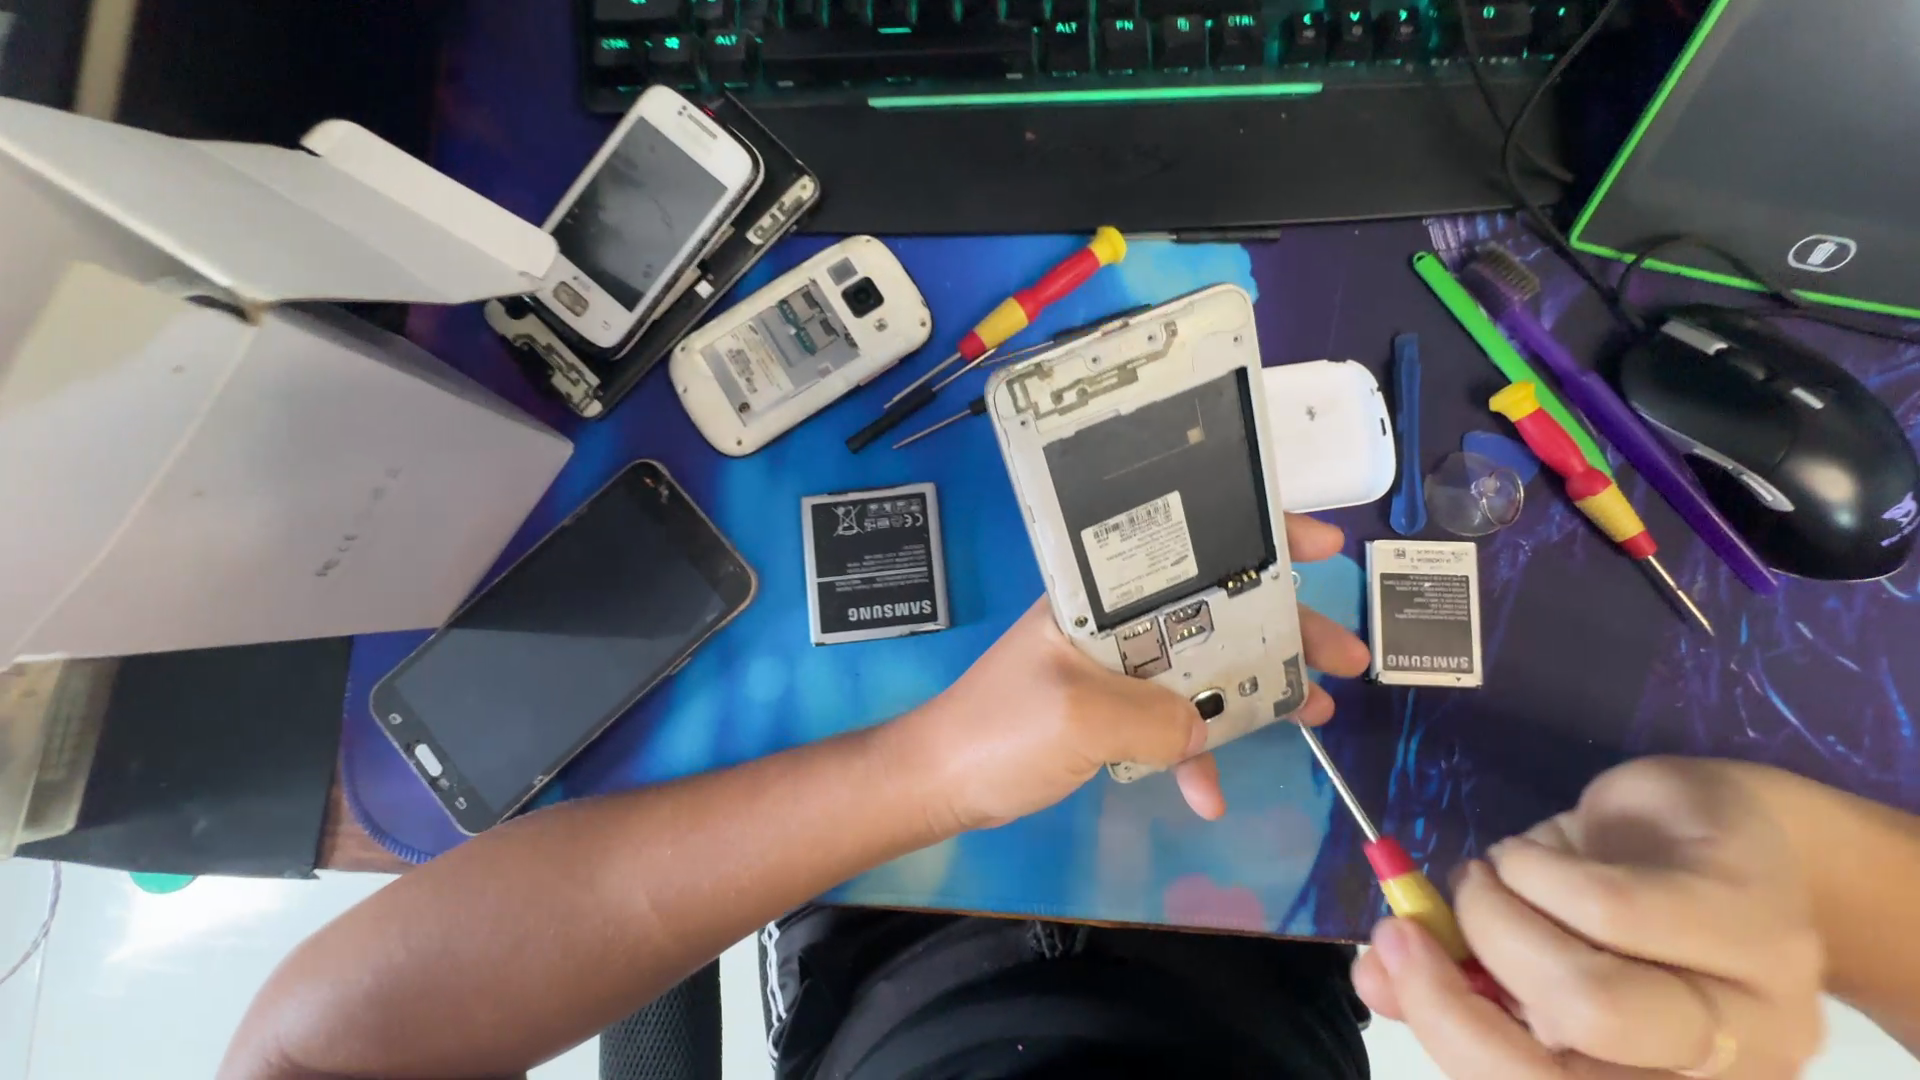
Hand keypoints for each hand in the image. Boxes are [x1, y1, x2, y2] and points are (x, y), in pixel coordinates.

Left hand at [893, 513, 1369, 832]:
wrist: (943, 781)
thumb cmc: (1003, 730)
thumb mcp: (1082, 718)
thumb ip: (1156, 719)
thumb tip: (1204, 728)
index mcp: (1103, 599)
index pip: (1186, 550)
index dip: (1254, 539)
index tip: (1318, 543)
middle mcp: (1114, 624)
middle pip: (1210, 612)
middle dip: (1280, 627)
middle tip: (1343, 654)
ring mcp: (1113, 669)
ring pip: (1198, 668)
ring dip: (1254, 692)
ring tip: (1315, 712)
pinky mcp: (1108, 713)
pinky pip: (1166, 723)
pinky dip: (1191, 754)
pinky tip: (1210, 795)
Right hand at [1352, 757, 1825, 1078]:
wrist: (1716, 828)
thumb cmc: (1601, 895)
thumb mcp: (1515, 937)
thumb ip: (1448, 971)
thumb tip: (1373, 978)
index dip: (1454, 1037)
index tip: (1391, 956)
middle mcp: (1719, 1072)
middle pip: (1570, 1072)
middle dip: (1459, 987)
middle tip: (1412, 922)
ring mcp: (1749, 1002)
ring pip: (1592, 997)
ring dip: (1494, 918)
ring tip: (1483, 877)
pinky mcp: (1748, 917)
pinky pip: (1610, 907)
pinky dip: (1531, 869)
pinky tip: (1526, 854)